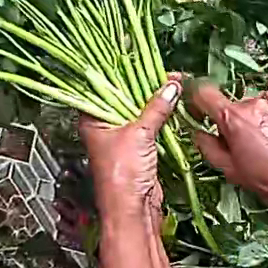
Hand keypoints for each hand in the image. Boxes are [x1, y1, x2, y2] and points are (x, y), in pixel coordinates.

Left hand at [81, 75, 182, 219]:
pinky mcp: (139, 147)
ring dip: (157, 100)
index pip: (106, 85)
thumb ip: (156, 108)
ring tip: (175, 85)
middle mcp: (105, 125)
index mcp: (92, 118)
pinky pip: (151, 125)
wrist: (132, 208)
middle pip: (125, 96)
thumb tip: (172, 86)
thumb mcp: (139, 134)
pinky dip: (162, 116)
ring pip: (140, 110)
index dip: (125, 70)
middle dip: (147, 84)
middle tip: (167, 73)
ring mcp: (122, 136)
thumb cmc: (122, 174)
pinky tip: (174, 106)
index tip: (143, 58)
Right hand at [187, 82, 267, 210]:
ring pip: (249, 108)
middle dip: (228, 122)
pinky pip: (266, 109)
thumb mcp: (230, 170)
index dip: (194, 100)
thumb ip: (208, 147)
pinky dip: (264, 120)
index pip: (203, 93)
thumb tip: (199, 135)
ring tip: (259, 147)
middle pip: (229, 105)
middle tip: (236, 147)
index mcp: (233, 117)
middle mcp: (252, 103)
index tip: (195, 110)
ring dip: (248, 122)